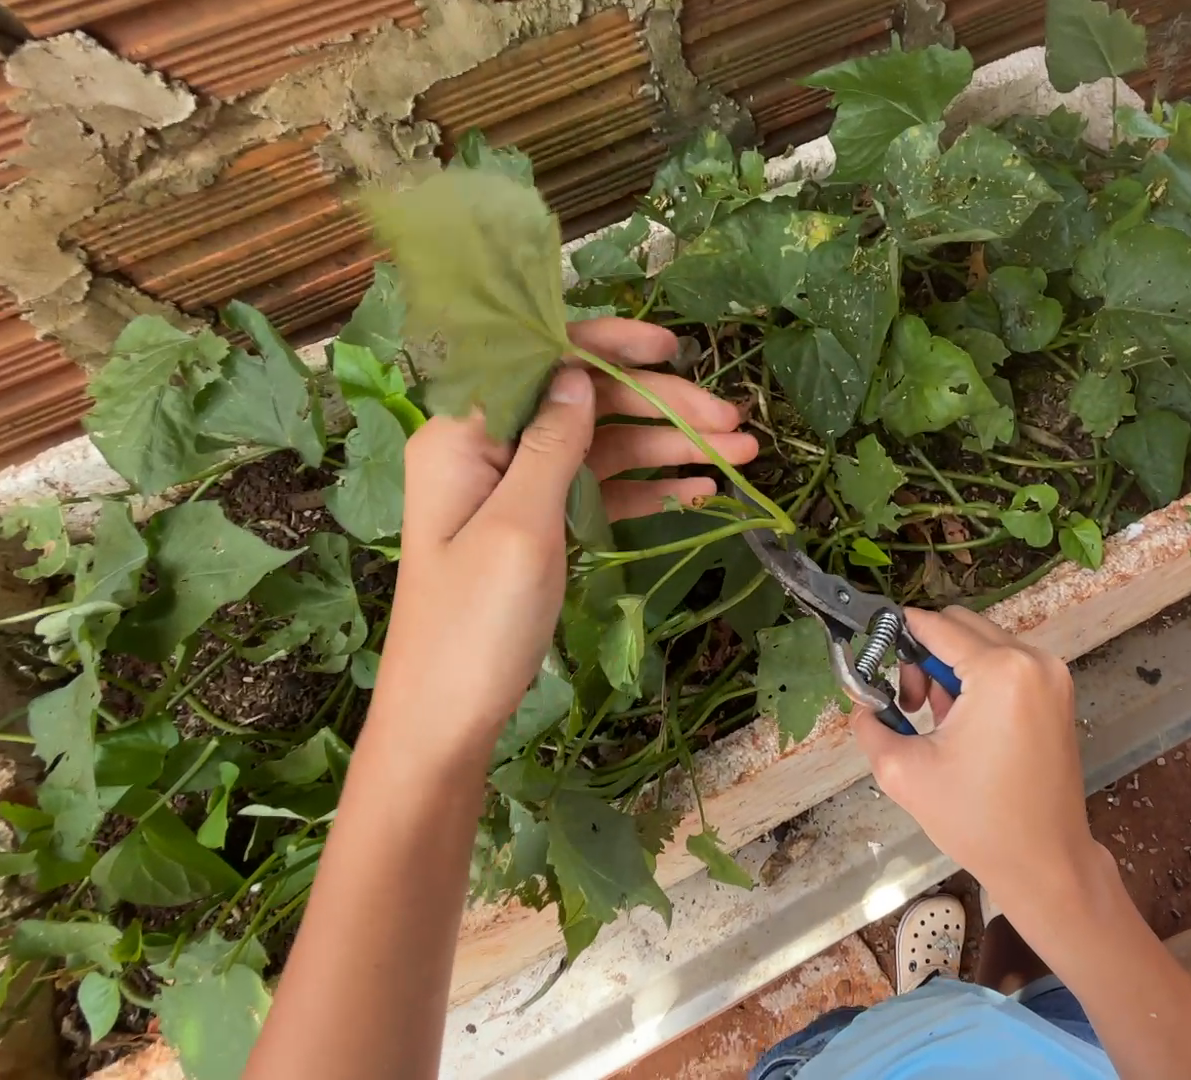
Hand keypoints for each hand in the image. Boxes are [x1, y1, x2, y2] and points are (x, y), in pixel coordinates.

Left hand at [369, 318, 756, 759]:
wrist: (449, 716)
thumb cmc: (474, 624)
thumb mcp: (521, 526)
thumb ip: (551, 444)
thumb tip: (579, 374)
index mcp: (467, 434)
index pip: (542, 361)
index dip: (609, 346)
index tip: (673, 350)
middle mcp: (494, 449)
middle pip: (589, 405)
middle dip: (663, 407)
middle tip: (735, 422)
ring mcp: (523, 489)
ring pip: (606, 448)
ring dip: (672, 448)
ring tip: (741, 453)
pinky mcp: (546, 525)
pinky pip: (604, 491)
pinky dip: (651, 489)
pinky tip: (700, 491)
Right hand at [852, 607, 1108, 901]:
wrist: (1045, 862)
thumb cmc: (976, 820)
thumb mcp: (903, 772)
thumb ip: (870, 725)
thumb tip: (860, 701)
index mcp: (1000, 671)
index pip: (937, 626)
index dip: (898, 631)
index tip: (874, 649)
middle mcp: (1032, 660)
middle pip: (961, 625)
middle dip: (925, 653)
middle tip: (911, 703)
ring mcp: (1052, 675)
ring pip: (983, 642)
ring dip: (951, 667)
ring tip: (937, 720)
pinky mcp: (1057, 692)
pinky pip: (1005, 663)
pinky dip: (978, 678)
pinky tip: (966, 723)